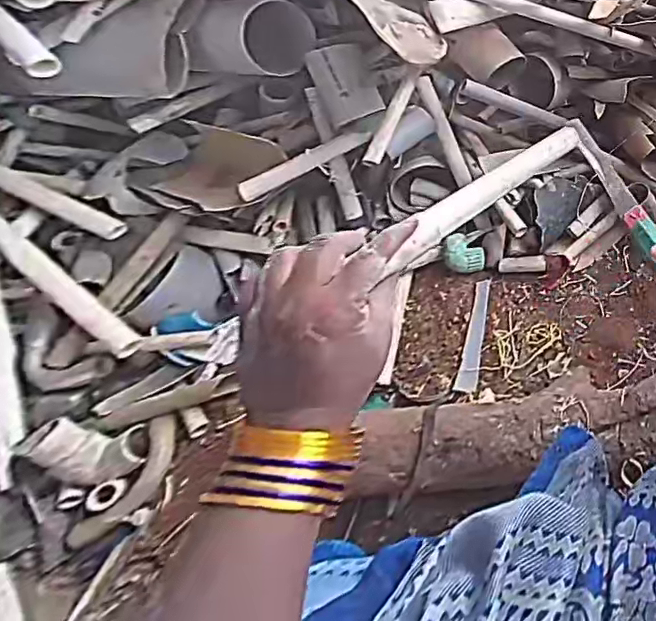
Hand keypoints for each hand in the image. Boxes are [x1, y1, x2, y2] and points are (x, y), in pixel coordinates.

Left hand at [235, 221, 414, 431]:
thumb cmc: (337, 391)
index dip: (393, 237)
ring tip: (325, 262)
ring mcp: (269, 308)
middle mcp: (298, 301)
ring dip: (309, 252)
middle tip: (361, 246)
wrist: (297, 428)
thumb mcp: (379, 341)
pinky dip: (274, 272)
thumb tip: (390, 270)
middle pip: (324, 245)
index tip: (405, 228)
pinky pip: (256, 279)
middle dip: (349, 240)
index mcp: (335, 307)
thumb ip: (384, 296)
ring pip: (286, 255)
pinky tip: (290, 278)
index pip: (370, 255)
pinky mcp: (250, 319)